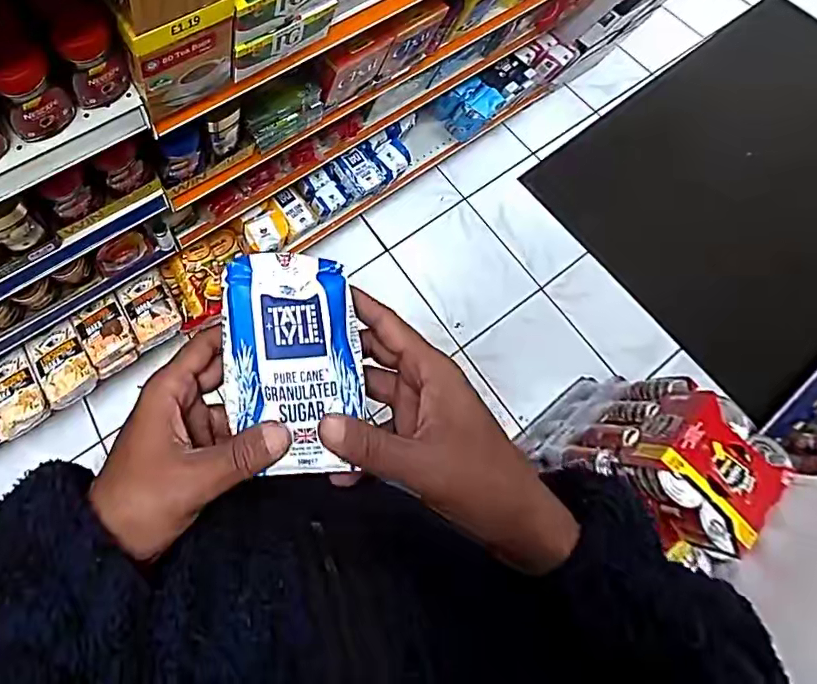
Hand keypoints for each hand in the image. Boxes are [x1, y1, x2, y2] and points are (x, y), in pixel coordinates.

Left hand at [89, 329, 290, 560]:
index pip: (205, 346)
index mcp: (167, 392)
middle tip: (293, 365)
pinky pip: (230, 435)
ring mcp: (188, 428)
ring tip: (294, 403)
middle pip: (224, 375)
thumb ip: (239, 455)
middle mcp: (178, 404)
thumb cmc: (129, 505)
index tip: (267, 326)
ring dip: (259, 409)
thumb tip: (280, 433)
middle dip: (257, 371)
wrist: (109, 550)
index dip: (235, 332)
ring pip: (231, 407)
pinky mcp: (196, 453)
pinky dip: (251, 437)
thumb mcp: (192, 477)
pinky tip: (276, 439)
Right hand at [320, 290, 579, 574]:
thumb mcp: (421, 462)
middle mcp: (423, 386)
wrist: (518, 524)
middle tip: (299, 350)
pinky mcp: (416, 442)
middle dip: (338, 354)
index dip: (359, 307)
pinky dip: (357, 444)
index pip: (389, 327)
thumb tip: (325, 426)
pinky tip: (335, 463)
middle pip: (374, 358)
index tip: (328, 293)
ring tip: (305, 402)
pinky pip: (377, 433)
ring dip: (343, 403)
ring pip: (371, 397)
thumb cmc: (487, 481)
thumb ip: (370, 445)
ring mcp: (419, 414)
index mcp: (432, 373)